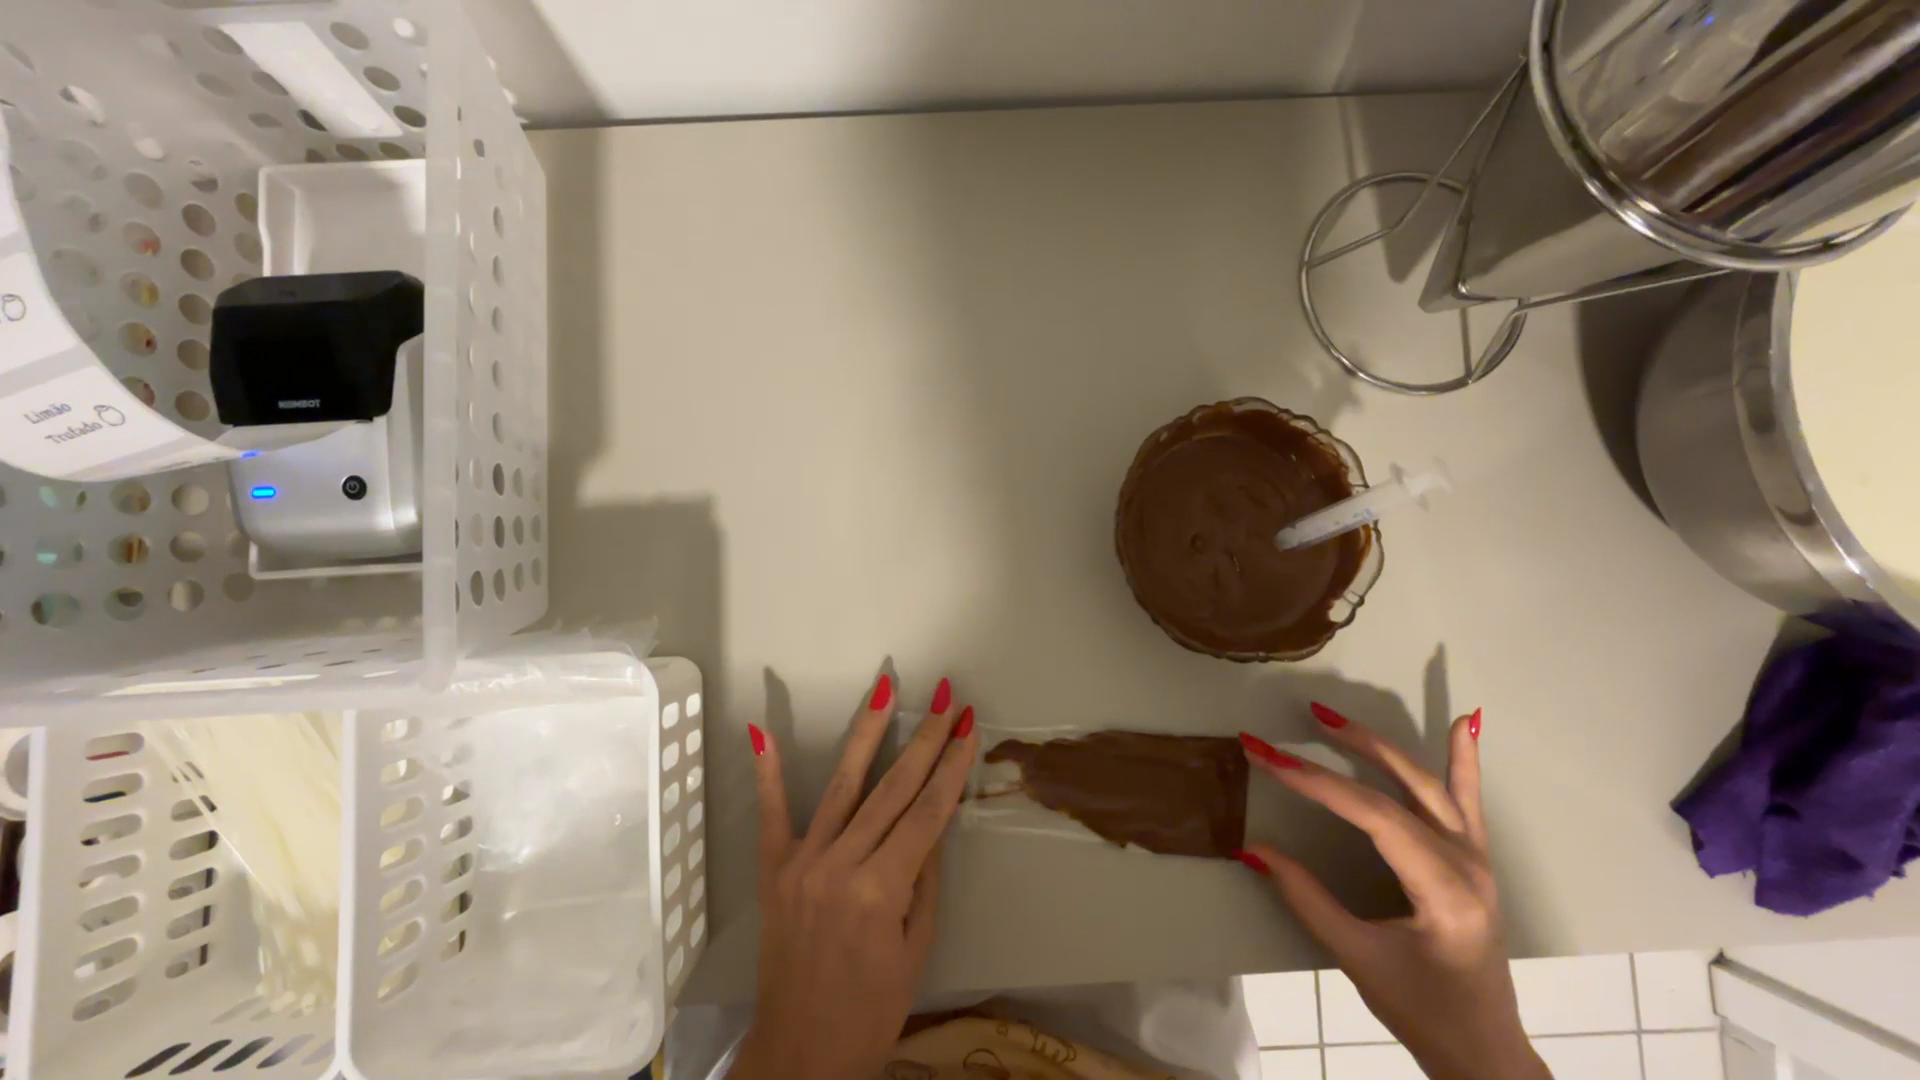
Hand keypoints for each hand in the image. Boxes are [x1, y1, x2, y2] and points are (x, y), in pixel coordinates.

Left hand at [730, 673, 977, 1079]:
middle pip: (892, 788)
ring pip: (842, 785)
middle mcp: (839, 864)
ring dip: (866, 732)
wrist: (799, 1053)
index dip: (953, 767)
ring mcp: (800, 862)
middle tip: (945, 696)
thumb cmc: (871, 1012)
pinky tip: (764, 732)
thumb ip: (925, 879)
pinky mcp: (772, 870)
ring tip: (884, 686)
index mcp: (881, 889)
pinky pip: (771, 815)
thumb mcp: (916, 950)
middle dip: (924, 738)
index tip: (969, 725)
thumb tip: (932, 823)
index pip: (927, 813)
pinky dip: (769, 773)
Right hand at [1238, 707, 1550, 1079]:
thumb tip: (1252, 849)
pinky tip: (1465, 722)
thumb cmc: (1422, 1012)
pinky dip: (1464, 759)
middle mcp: (1468, 865)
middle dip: (1344, 750)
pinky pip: (1467, 801)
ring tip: (1337, 717)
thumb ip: (1305, 898)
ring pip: (1431, 786)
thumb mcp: (1357, 958)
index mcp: (1444, 890)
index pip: (1373, 816)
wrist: (1484, 1052)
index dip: (1316, 782)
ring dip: (1383, 747)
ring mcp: (1477, 860)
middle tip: (1296, 722)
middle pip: (1401, 790)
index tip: (1265, 755)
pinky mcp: (1475, 862)